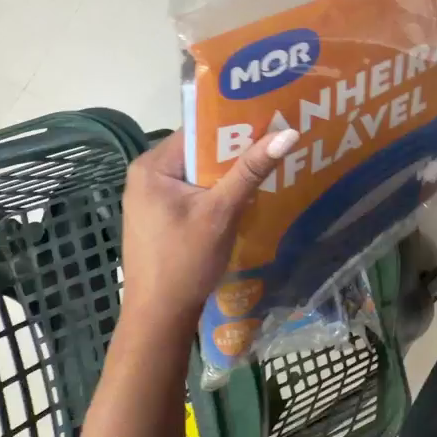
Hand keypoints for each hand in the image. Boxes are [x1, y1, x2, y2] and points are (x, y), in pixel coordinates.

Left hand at [118, 127, 298, 332]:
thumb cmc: (184, 262)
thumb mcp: (222, 211)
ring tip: (269, 159)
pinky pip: (196, 187)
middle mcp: (148, 174)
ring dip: (231, 168)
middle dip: (238, 146)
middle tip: (278, 137)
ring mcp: (153, 195)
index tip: (271, 117)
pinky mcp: (162, 213)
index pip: (199, 130)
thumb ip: (251, 170)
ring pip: (201, 169)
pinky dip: (220, 186)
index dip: (236, 123)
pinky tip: (247, 189)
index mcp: (152, 167)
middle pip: (201, 148)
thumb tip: (289, 132)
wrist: (159, 319)